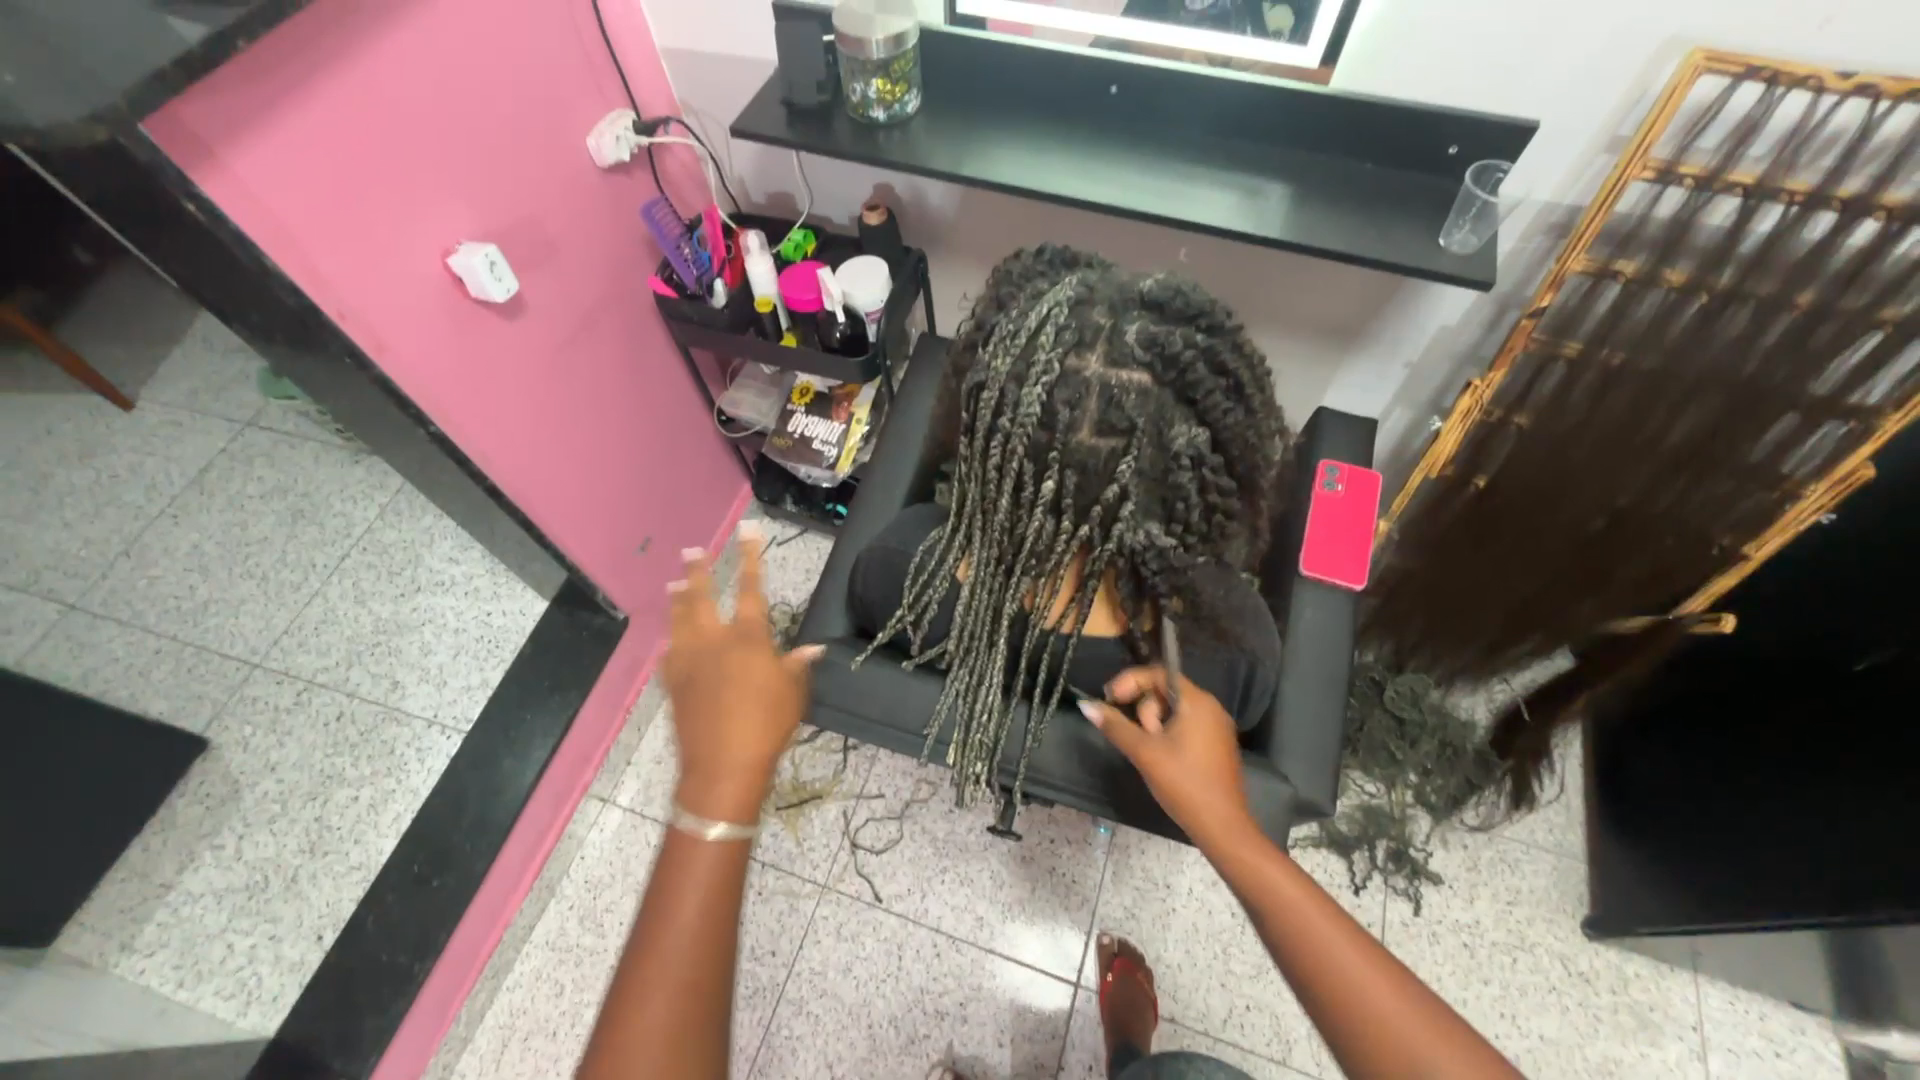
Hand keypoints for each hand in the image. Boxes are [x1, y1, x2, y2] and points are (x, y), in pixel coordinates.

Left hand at [662, 524, 824, 824]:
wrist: (723, 765)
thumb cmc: (767, 726)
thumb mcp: (794, 693)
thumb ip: (797, 666)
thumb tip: (812, 648)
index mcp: (748, 637)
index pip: (751, 587)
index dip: (750, 556)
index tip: (747, 530)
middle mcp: (714, 640)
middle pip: (703, 596)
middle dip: (699, 570)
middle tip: (693, 550)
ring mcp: (688, 660)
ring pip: (680, 619)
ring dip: (679, 598)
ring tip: (675, 582)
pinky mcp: (672, 682)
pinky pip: (668, 653)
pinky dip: (671, 641)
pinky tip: (669, 640)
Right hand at [1079, 667, 1256, 848]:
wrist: (1222, 826)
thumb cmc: (1183, 783)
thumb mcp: (1143, 752)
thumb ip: (1114, 725)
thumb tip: (1086, 705)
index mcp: (1197, 702)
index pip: (1159, 673)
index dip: (1130, 681)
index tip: (1111, 700)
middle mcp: (1211, 707)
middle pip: (1165, 691)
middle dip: (1145, 710)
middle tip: (1140, 739)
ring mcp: (1216, 727)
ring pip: (1173, 711)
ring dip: (1154, 725)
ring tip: (1151, 753)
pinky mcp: (1216, 745)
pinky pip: (1185, 726)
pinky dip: (1168, 734)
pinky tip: (1162, 759)